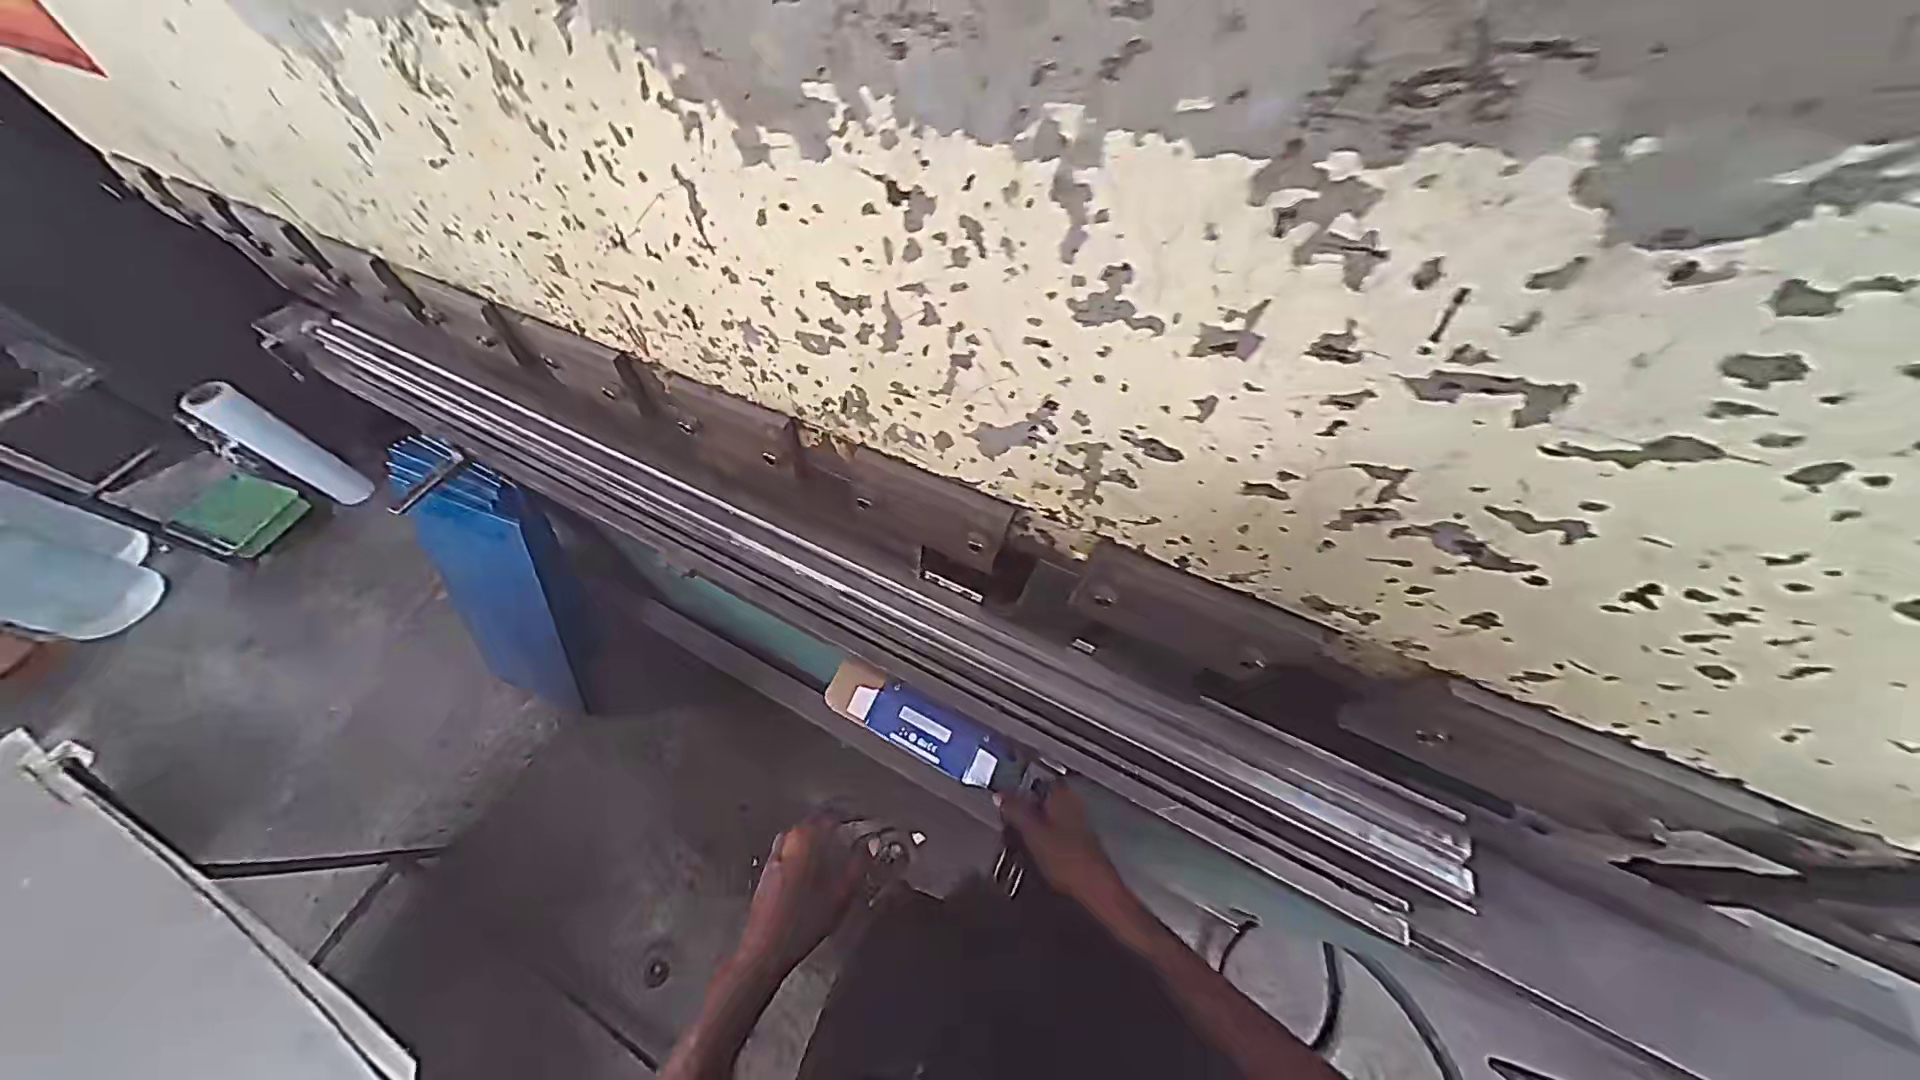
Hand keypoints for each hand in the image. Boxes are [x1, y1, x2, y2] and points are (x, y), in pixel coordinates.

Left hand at [736, 813, 872, 970]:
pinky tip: (808, 872)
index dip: (847, 818)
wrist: (766, 950)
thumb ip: (858, 865)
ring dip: (813, 840)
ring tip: (828, 852)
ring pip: (797, 838)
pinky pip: (786, 852)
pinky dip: (799, 853)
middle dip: (829, 827)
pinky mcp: (766, 875)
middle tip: (845, 836)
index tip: (858, 823)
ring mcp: (773, 859)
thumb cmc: (805, 921)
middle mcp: (786, 843)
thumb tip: (869, 845)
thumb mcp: (841, 894)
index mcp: (805, 841)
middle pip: (810, 824)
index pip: (828, 818)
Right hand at [996, 783, 1133, 916]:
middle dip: (1023, 810)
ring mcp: (1077, 820)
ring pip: (1046, 816)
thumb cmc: (1066, 858)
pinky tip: (1037, 853)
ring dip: (1031, 826)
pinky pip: (1054, 831)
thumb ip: (1014, 810)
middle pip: (1038, 799)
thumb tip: (999, 795)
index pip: (1032, 781)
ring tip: (1019, 842)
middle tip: (1008, 825)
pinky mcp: (1079, 839)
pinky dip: (1043, 838)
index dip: (1015, 791)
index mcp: (1061, 793)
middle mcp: (1072, 801)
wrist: (1095, 888)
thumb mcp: (1031, 832)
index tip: (1002, 803)